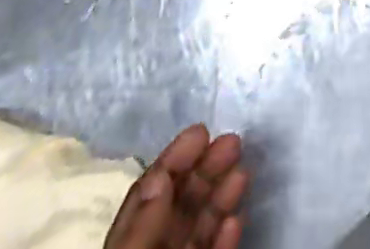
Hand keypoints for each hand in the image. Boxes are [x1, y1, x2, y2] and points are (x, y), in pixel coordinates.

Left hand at [103, 125, 247, 248]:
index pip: (148, 193)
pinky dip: (223, 237)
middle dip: (205, 171)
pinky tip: (236, 219)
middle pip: (177, 204)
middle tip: (233, 141)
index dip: (173, 160)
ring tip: (243, 172)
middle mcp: (149, 246)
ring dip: (220, 199)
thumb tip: (160, 175)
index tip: (201, 131)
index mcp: (125, 241)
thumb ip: (144, 224)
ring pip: (196, 227)